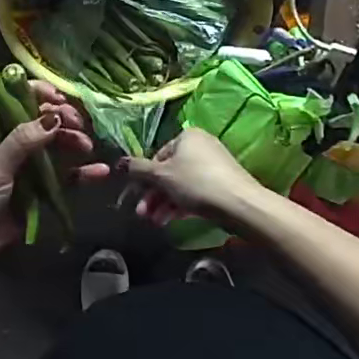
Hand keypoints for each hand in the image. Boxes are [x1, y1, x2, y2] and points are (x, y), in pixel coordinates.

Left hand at [0, 81, 108, 260]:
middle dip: (63, 120)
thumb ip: (22, 141)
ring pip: (57, 146)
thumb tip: (53, 116)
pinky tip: (100, 171)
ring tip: (87, 147)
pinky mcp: (41, 189)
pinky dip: (82, 173)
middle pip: (43, 122)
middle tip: (79, 125)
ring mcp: (29, 166)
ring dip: (74, 142)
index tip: (61, 99)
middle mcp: (13, 142)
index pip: (18, 100)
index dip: (40, 95)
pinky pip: (65, 176)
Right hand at [123, 127, 269, 227]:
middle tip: (143, 214)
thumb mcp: (161, 175)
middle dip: (153, 196)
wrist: (240, 205)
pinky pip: (195, 192)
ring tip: (155, 222)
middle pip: (168, 172)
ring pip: (180, 185)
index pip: (157, 156)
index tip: (136, 196)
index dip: (145, 178)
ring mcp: (214, 166)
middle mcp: (201, 146)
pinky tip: (170, 221)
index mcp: (187, 137)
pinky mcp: (222, 184)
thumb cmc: (196, 183)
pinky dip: (180, 205)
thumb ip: (137, 169)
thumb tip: (119, 163)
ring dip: (164, 204)